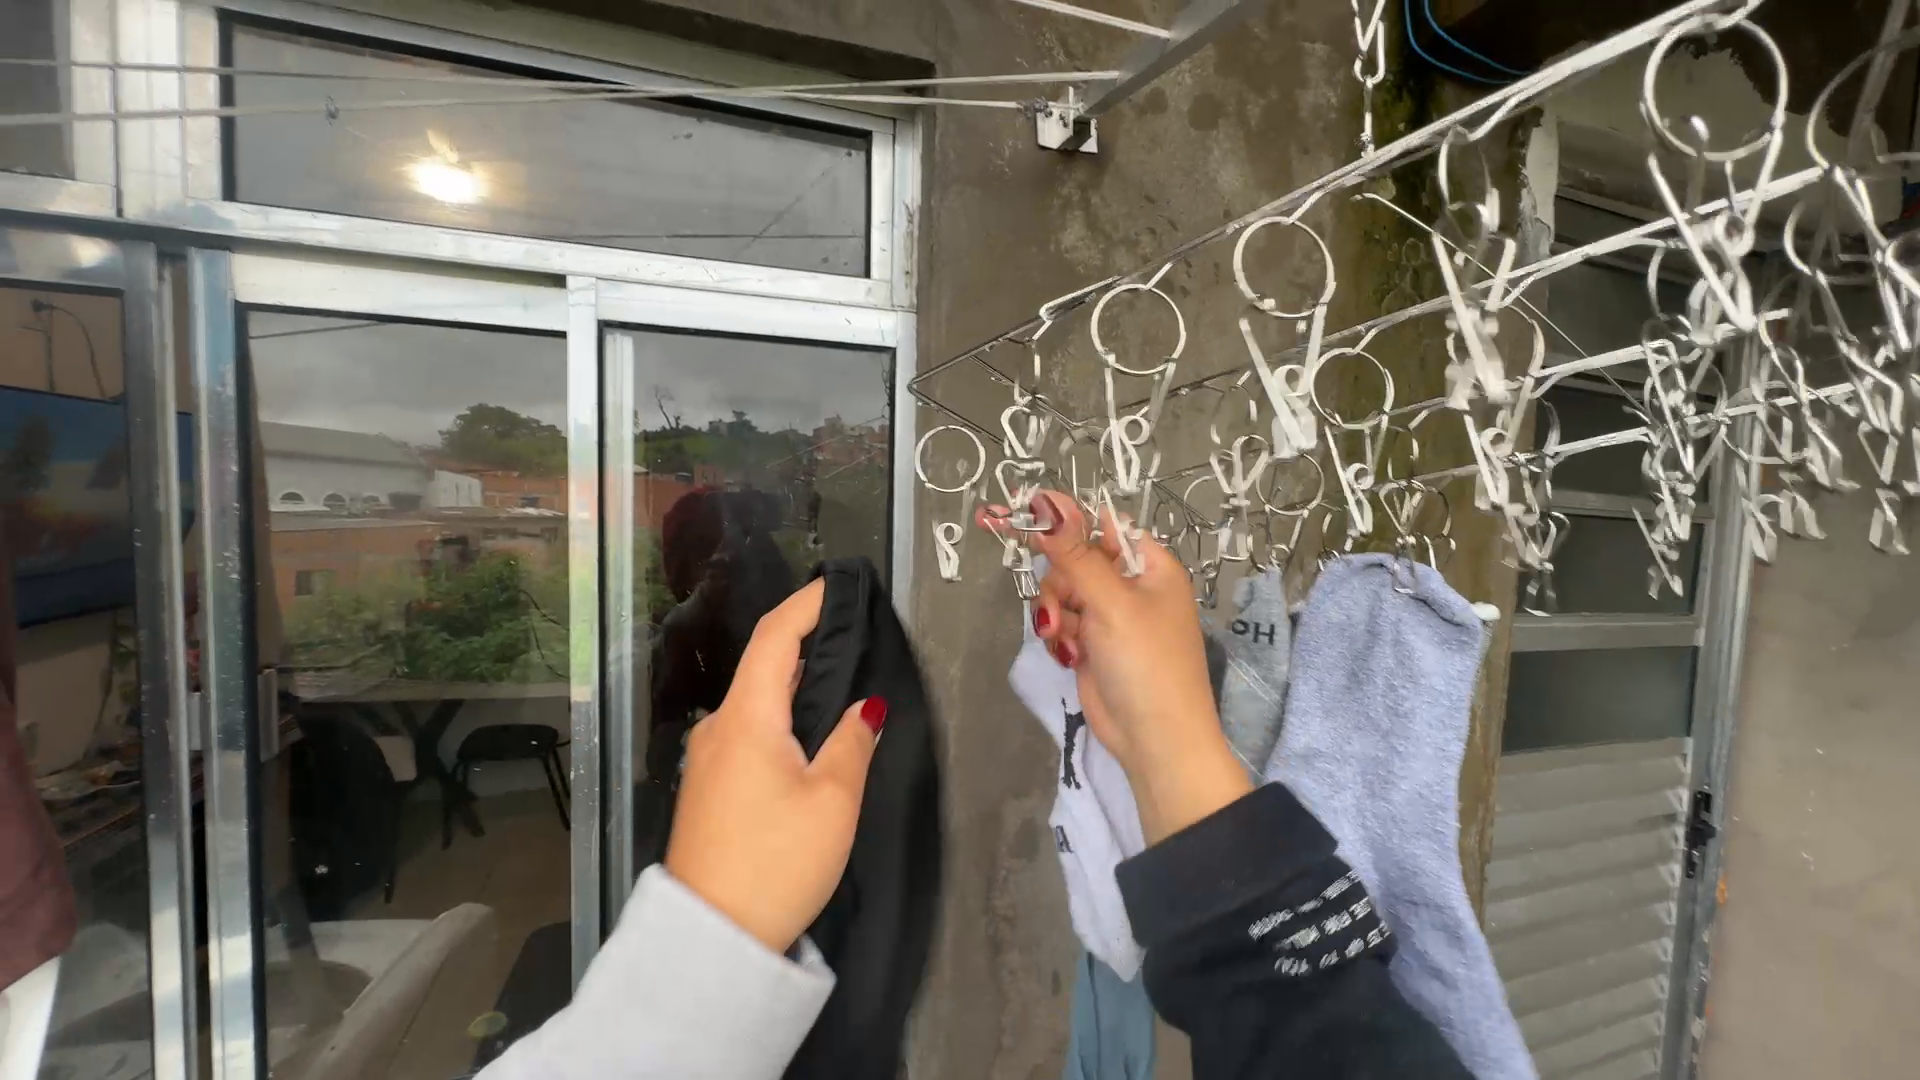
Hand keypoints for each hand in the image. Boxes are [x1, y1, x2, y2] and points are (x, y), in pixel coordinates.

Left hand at [665, 579, 888, 951]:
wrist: (711, 942)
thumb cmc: (777, 862)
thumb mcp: (832, 800)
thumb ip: (851, 741)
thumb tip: (863, 707)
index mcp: (747, 718)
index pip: (775, 638)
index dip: (806, 604)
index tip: (836, 586)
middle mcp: (718, 728)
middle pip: (763, 666)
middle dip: (805, 641)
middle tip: (851, 633)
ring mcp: (707, 758)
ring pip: (756, 701)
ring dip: (793, 683)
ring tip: (838, 682)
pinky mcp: (709, 787)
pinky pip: (748, 731)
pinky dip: (779, 715)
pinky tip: (806, 734)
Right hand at [980, 492, 1250, 843]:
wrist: (1154, 741)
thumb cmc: (1145, 663)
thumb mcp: (1110, 602)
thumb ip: (1074, 552)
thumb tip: (1045, 501)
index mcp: (1150, 565)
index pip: (1101, 525)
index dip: (1064, 520)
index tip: (1025, 513)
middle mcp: (1131, 585)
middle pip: (1074, 558)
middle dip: (1059, 582)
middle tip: (1059, 606)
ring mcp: (1110, 616)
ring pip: (1061, 591)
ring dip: (1055, 612)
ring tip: (1065, 639)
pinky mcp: (1092, 643)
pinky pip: (1061, 621)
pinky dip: (1058, 635)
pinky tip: (1068, 655)